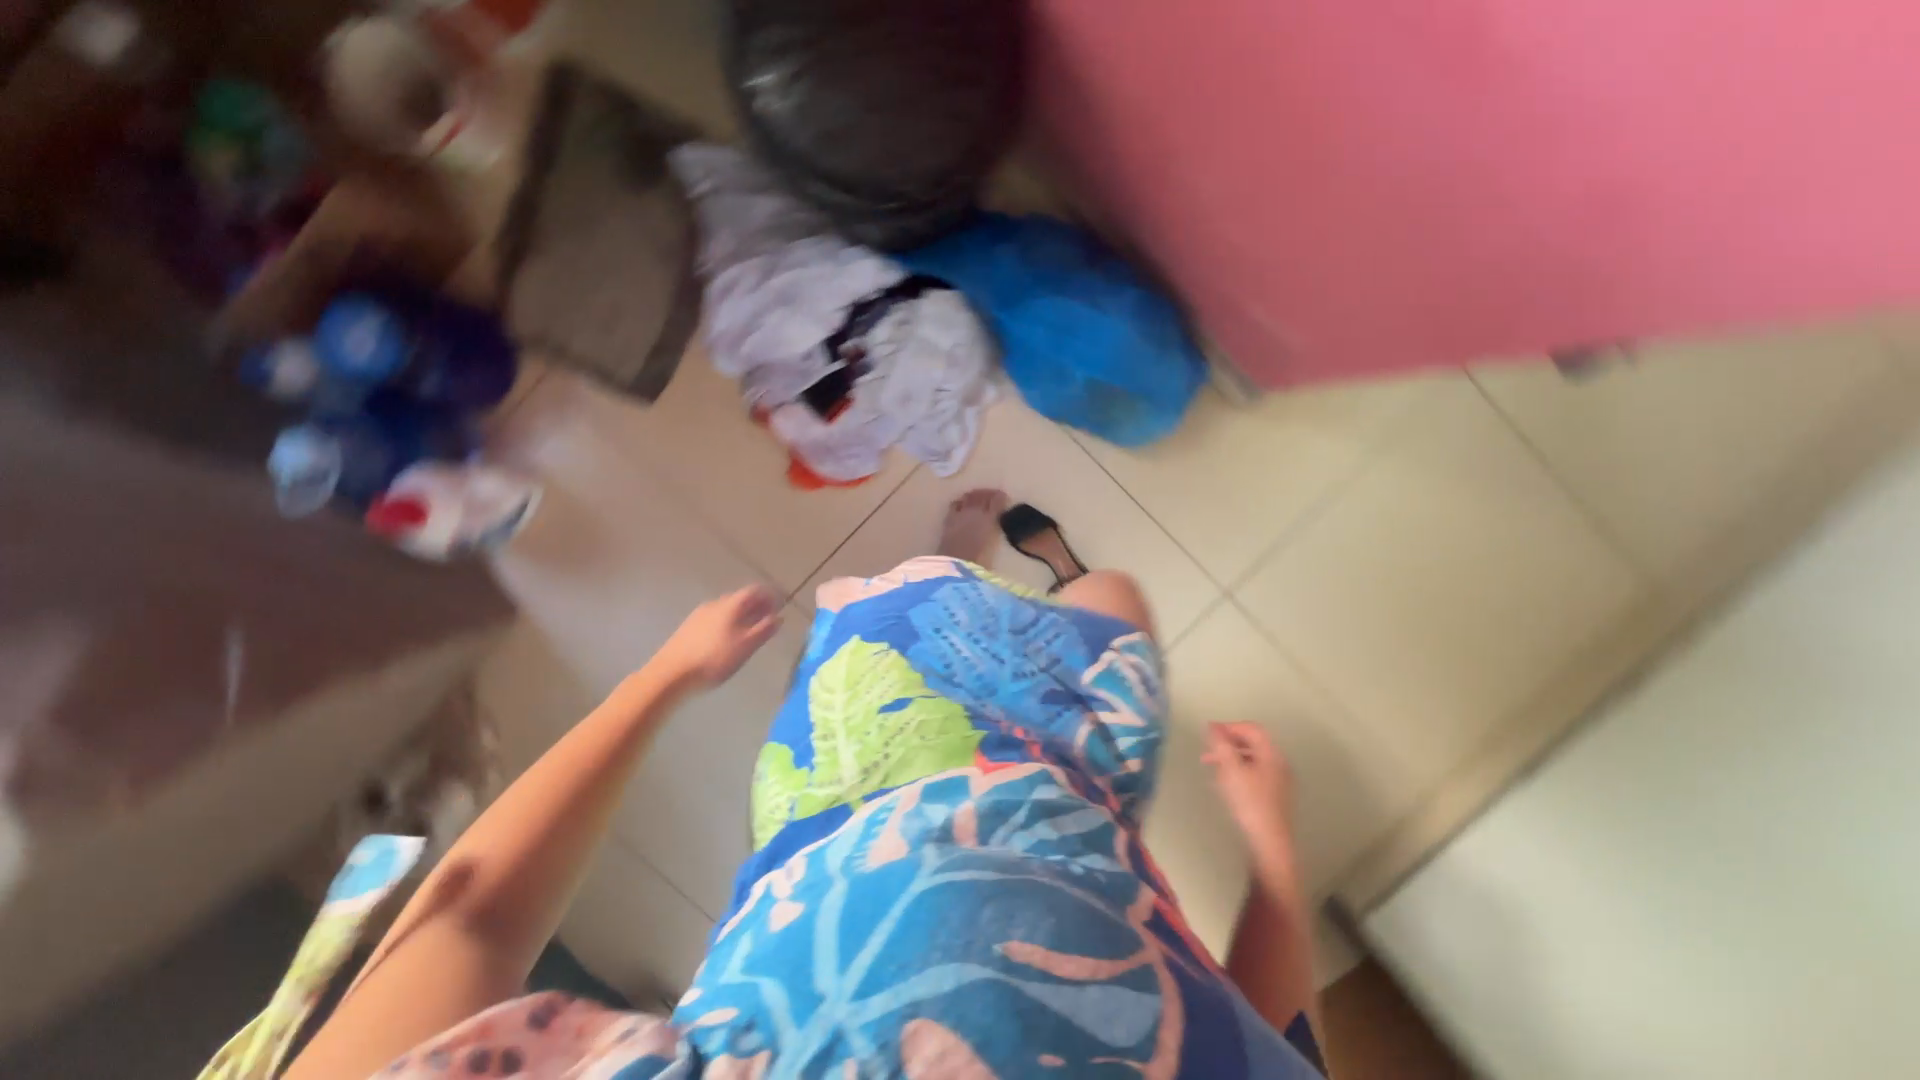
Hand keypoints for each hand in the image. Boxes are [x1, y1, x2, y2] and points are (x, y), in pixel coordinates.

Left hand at [654, 585, 783, 689]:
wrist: (670, 674)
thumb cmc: (714, 659)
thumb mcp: (746, 646)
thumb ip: (764, 630)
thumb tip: (778, 616)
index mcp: (730, 605)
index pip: (754, 591)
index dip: (769, 595)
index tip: (780, 606)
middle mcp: (714, 604)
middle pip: (740, 598)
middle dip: (756, 606)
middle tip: (768, 619)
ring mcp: (699, 615)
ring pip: (726, 609)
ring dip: (742, 615)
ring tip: (750, 632)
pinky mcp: (689, 628)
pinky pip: (715, 619)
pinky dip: (728, 623)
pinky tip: (727, 640)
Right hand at [1203, 722, 1296, 873]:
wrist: (1269, 841)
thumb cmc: (1249, 802)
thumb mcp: (1231, 770)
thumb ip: (1221, 745)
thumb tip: (1212, 726)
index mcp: (1272, 754)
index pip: (1251, 728)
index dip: (1229, 726)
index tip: (1208, 732)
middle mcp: (1279, 763)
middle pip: (1252, 743)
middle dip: (1227, 743)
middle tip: (1206, 750)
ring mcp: (1279, 780)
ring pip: (1252, 759)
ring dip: (1230, 758)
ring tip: (1211, 766)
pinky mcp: (1274, 795)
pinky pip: (1254, 773)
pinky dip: (1238, 771)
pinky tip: (1224, 783)